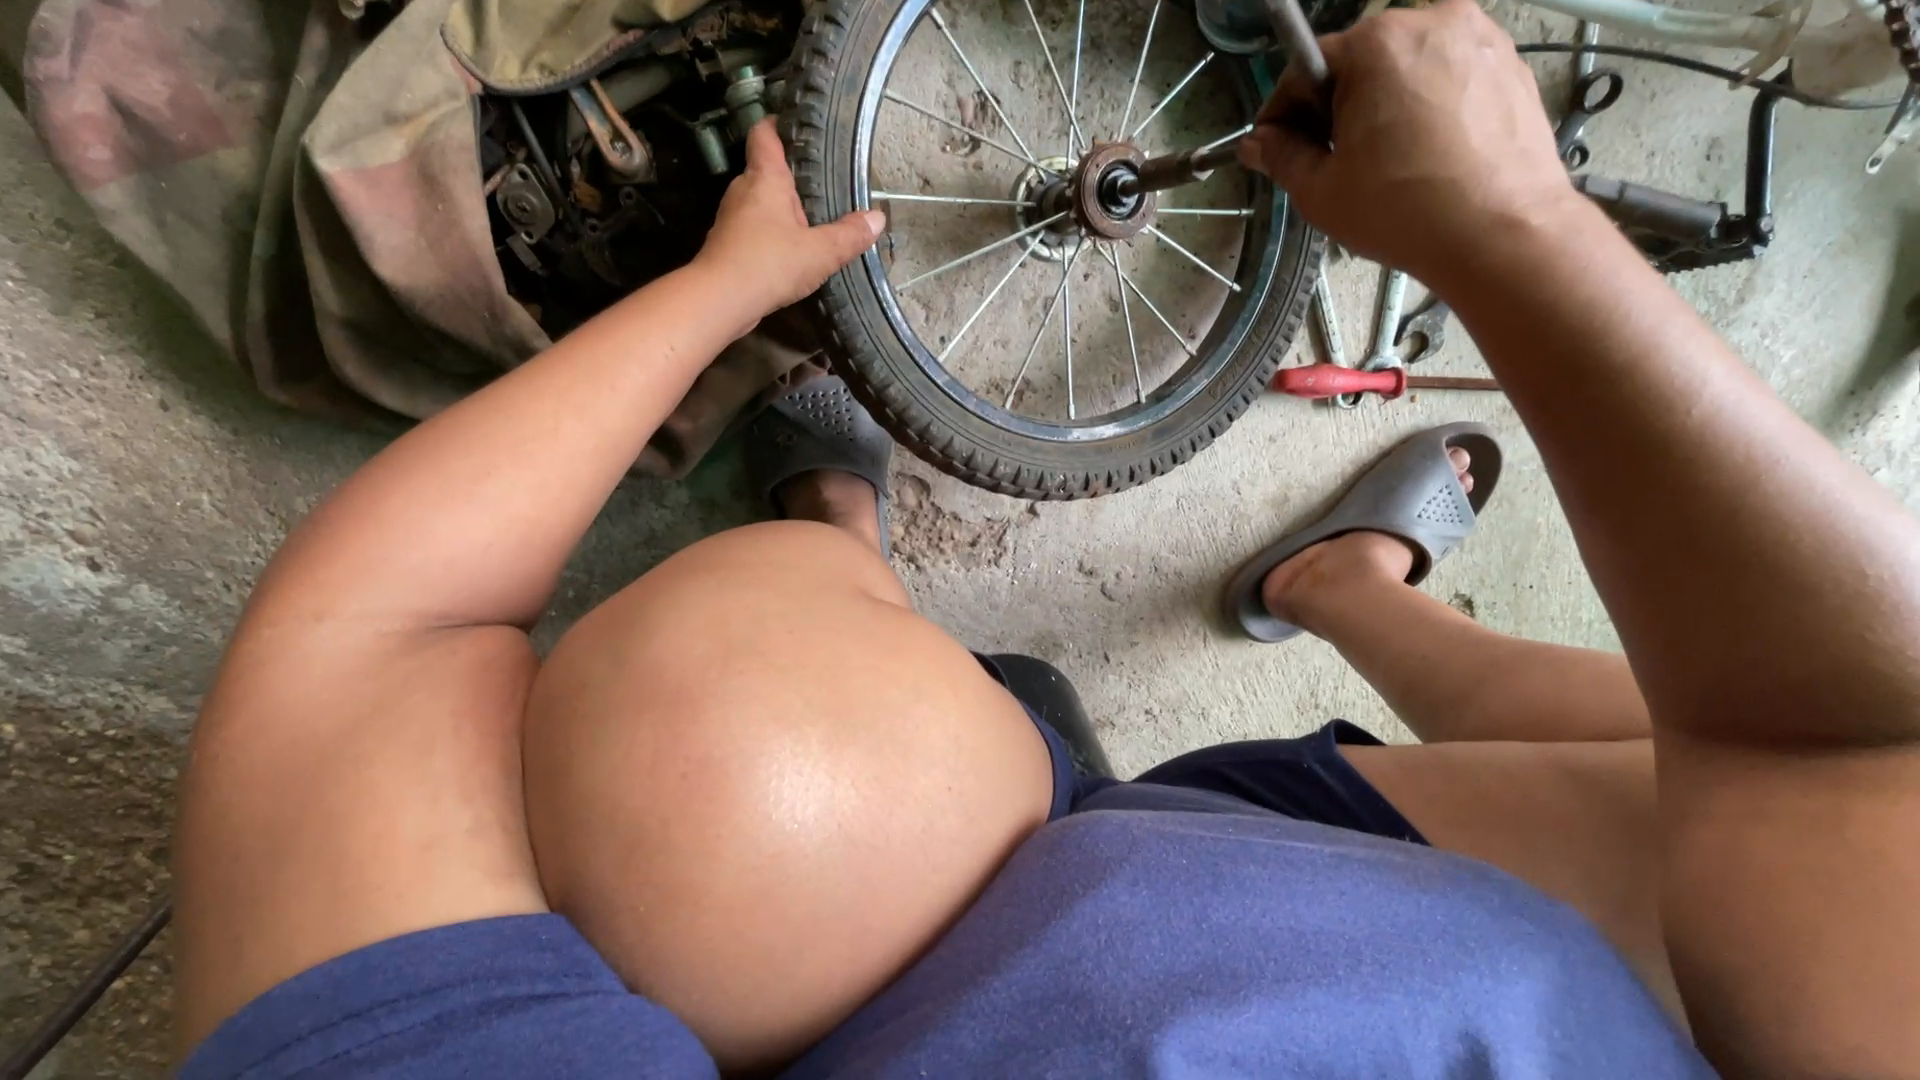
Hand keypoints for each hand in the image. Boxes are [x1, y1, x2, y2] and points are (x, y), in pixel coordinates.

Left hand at [692, 119, 885, 335]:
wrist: (721, 300)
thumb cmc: (769, 264)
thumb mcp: (820, 252)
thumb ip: (849, 235)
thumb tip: (878, 218)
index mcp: (765, 178)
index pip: (765, 134)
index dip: (780, 124)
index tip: (799, 126)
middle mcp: (743, 190)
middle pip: (767, 170)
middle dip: (792, 177)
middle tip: (822, 185)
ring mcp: (732, 218)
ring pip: (761, 203)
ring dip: (783, 210)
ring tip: (813, 221)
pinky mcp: (729, 244)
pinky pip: (755, 229)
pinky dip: (772, 234)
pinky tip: (792, 251)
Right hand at [1238, 0, 1576, 283]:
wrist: (1500, 231)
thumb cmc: (1402, 210)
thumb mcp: (1320, 190)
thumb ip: (1282, 156)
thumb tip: (1257, 143)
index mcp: (1376, 44)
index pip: (1305, 69)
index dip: (1282, 114)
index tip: (1274, 148)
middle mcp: (1430, 21)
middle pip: (1358, 62)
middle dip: (1335, 108)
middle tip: (1329, 162)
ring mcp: (1477, 37)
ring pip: (1404, 68)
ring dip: (1380, 106)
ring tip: (1379, 162)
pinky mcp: (1508, 62)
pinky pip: (1445, 76)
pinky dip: (1424, 106)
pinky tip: (1421, 154)